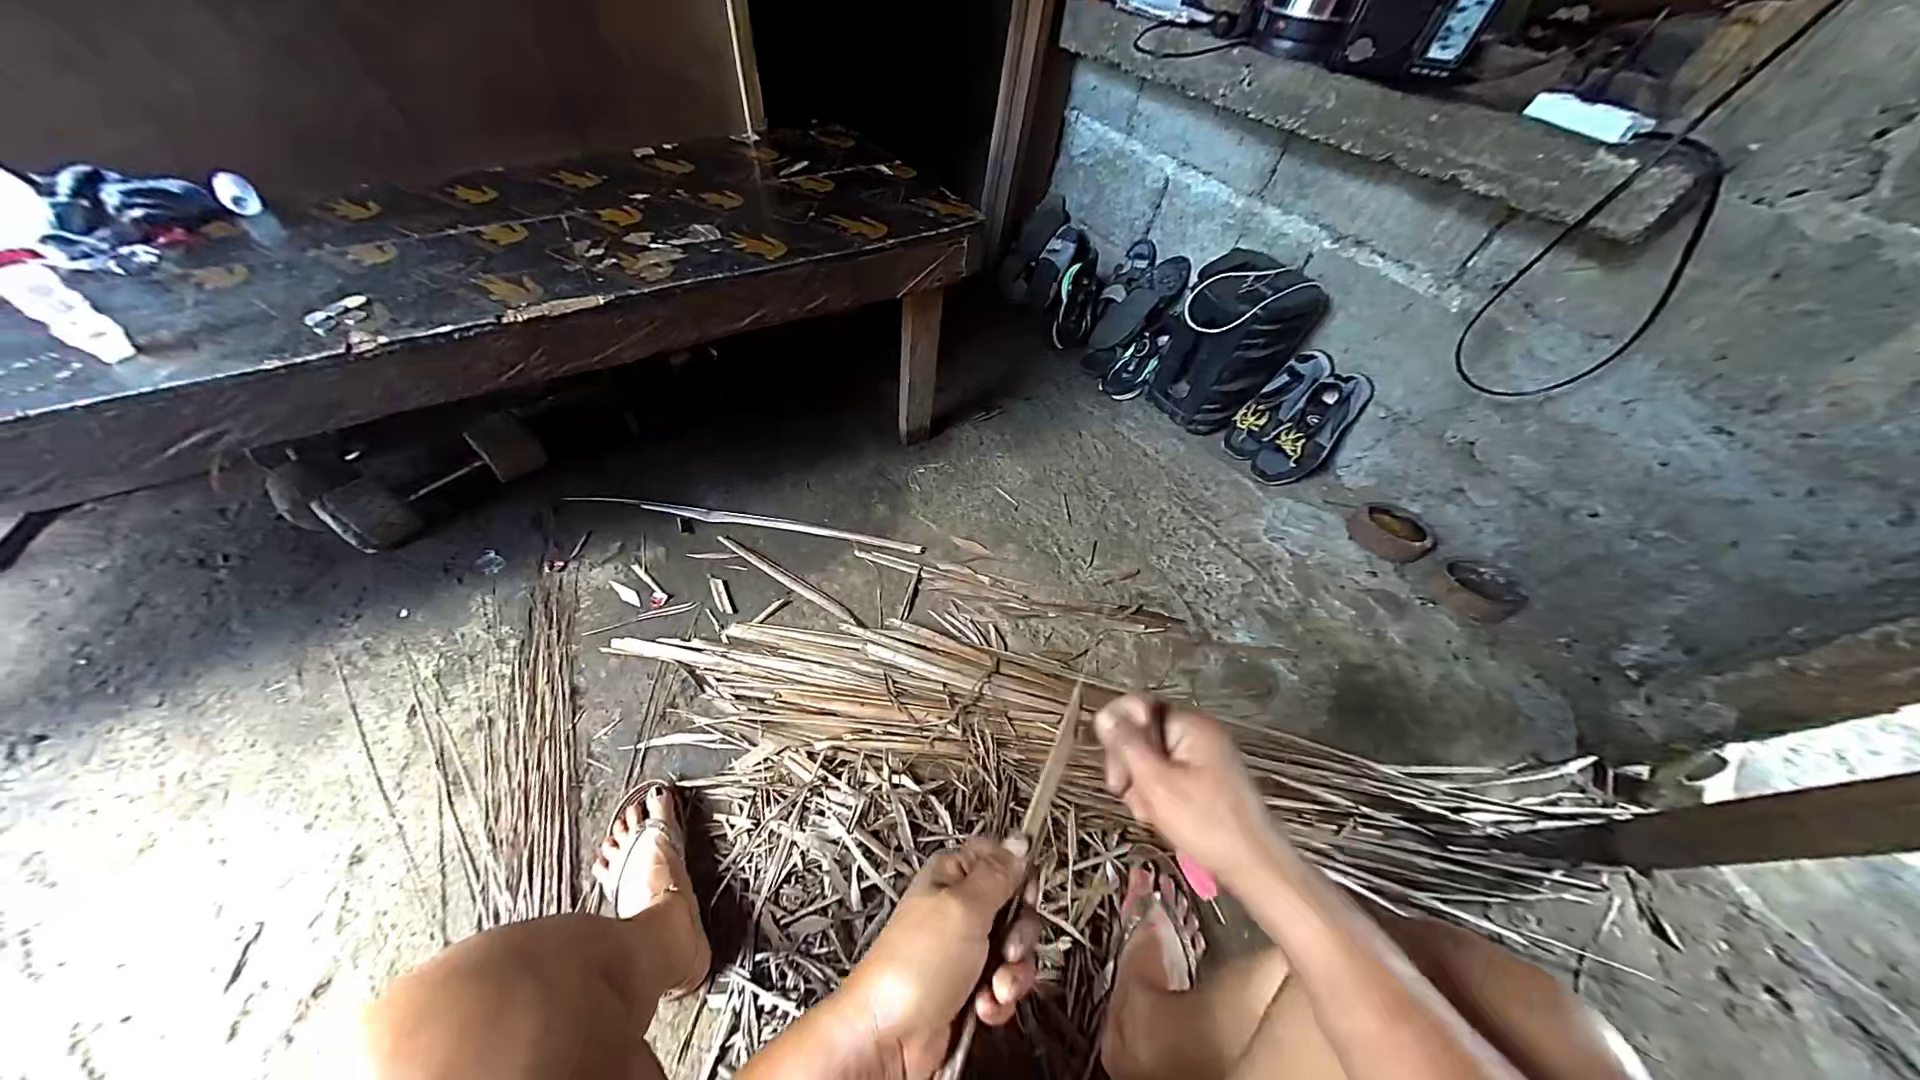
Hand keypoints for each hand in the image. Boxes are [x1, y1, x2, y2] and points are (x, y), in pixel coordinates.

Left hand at [834, 836, 1041, 1079]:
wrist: (889, 1040)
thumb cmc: (910, 968)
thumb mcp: (962, 908)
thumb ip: (997, 874)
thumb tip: (1019, 841)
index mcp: (952, 875)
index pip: (1000, 858)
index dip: (1018, 876)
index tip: (1021, 895)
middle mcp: (959, 909)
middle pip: (1016, 907)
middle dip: (1020, 935)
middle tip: (1005, 947)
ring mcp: (966, 950)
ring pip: (1016, 951)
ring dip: (1012, 974)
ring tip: (992, 985)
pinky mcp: (971, 987)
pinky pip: (1006, 986)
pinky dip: (1000, 1000)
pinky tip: (982, 1007)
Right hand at [1094, 695, 1286, 881]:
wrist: (1255, 869)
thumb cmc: (1208, 825)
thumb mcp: (1156, 782)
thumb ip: (1126, 745)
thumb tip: (1104, 716)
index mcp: (1191, 725)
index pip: (1137, 708)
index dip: (1119, 734)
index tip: (1115, 766)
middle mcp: (1199, 735)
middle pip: (1143, 734)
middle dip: (1130, 765)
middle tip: (1125, 792)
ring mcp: (1204, 758)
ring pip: (1152, 759)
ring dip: (1142, 785)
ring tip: (1149, 812)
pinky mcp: (1207, 782)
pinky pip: (1169, 777)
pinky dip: (1158, 795)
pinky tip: (1160, 817)